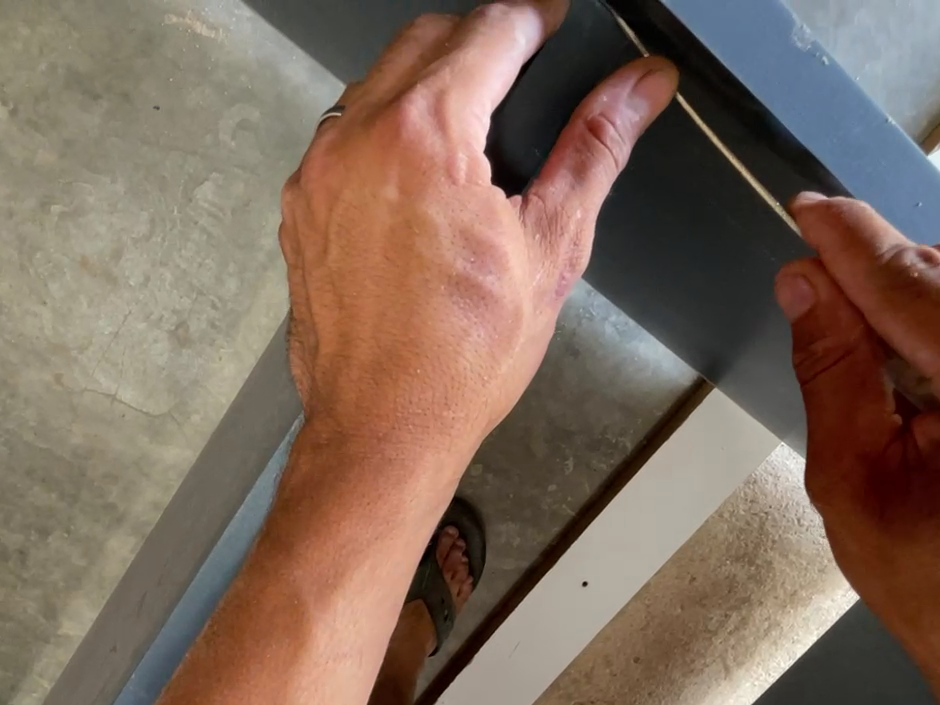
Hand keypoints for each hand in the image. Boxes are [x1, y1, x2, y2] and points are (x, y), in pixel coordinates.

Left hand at [279, 1, 676, 471]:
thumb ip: (593, 153)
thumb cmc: (458, 362)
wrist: (385, 429)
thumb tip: (638, 89)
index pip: (488, 33)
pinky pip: (341, 144)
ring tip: (466, 130)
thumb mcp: (549, 251)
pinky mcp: (300, 217)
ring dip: (422, 89)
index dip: (532, 20)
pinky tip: (411, 180)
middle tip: (515, 69)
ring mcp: (318, 181)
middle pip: (423, 46)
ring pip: (374, 90)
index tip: (551, 24)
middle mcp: (356, 144)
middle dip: (476, 43)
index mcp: (424, 137)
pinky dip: (380, 138)